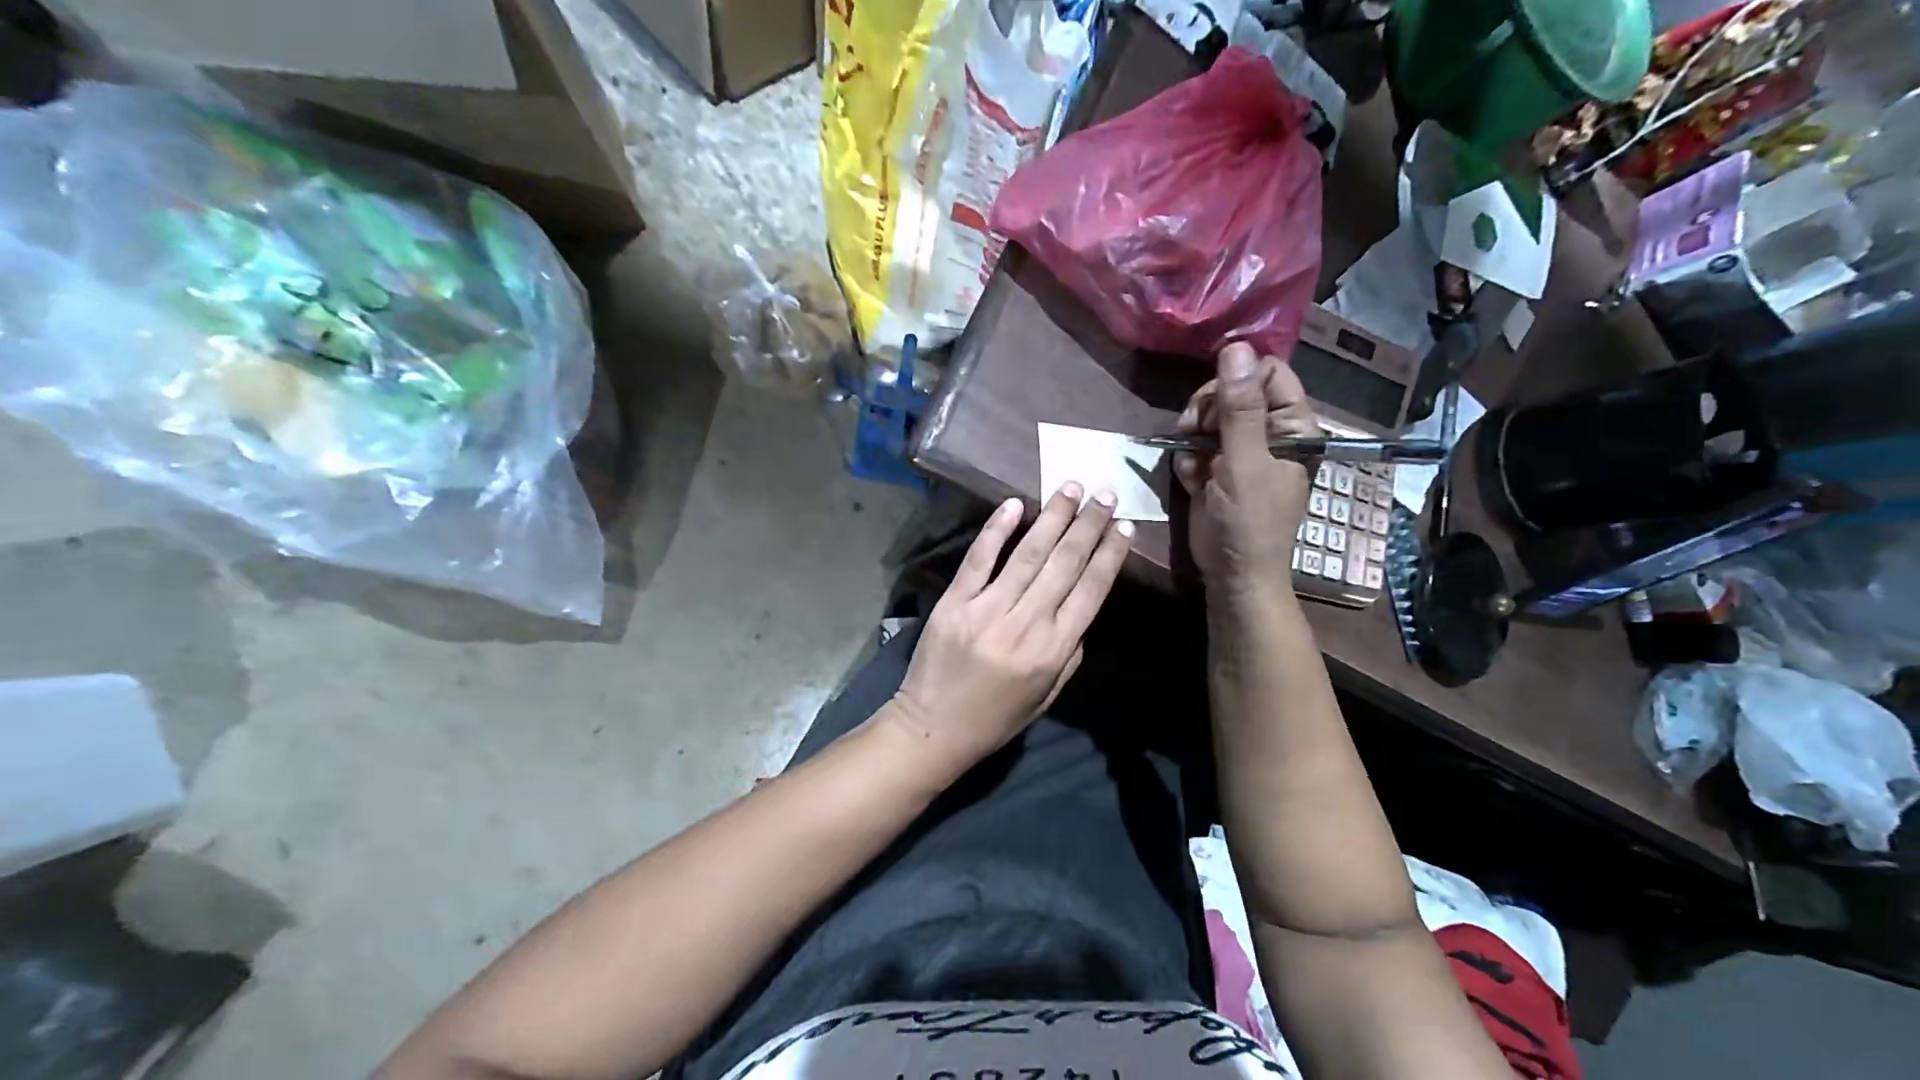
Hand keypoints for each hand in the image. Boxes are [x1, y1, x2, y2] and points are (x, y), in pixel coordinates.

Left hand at [888, 484, 1133, 773]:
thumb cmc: (995, 718)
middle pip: (1064, 564)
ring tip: (1071, 487)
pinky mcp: (954, 603)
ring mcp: (987, 610)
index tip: (1124, 525)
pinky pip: (979, 559)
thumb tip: (1080, 609)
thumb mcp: (1048, 696)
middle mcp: (1026, 624)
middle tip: (1105, 493)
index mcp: (1053, 650)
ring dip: (1053, 517)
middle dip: (1088, 525)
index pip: (1091, 591)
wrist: (933, 728)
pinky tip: (1015, 504)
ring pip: (1028, 554)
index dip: (1110, 555)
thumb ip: (1070, 653)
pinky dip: (997, 529)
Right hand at [1174, 342, 1322, 589]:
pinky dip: (1187, 459)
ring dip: (1191, 435)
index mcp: (1291, 426)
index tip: (1214, 401)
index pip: (1268, 373)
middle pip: (1231, 390)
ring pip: (1208, 416)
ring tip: (1192, 461)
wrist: (1232, 573)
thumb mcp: (1245, 462)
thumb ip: (1239, 408)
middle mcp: (1267, 432)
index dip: (1237, 379)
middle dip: (1207, 408)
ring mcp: (1239, 450)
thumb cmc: (1250, 521)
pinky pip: (1194, 444)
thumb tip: (1236, 348)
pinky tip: (1191, 479)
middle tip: (1194, 431)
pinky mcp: (1215, 467)